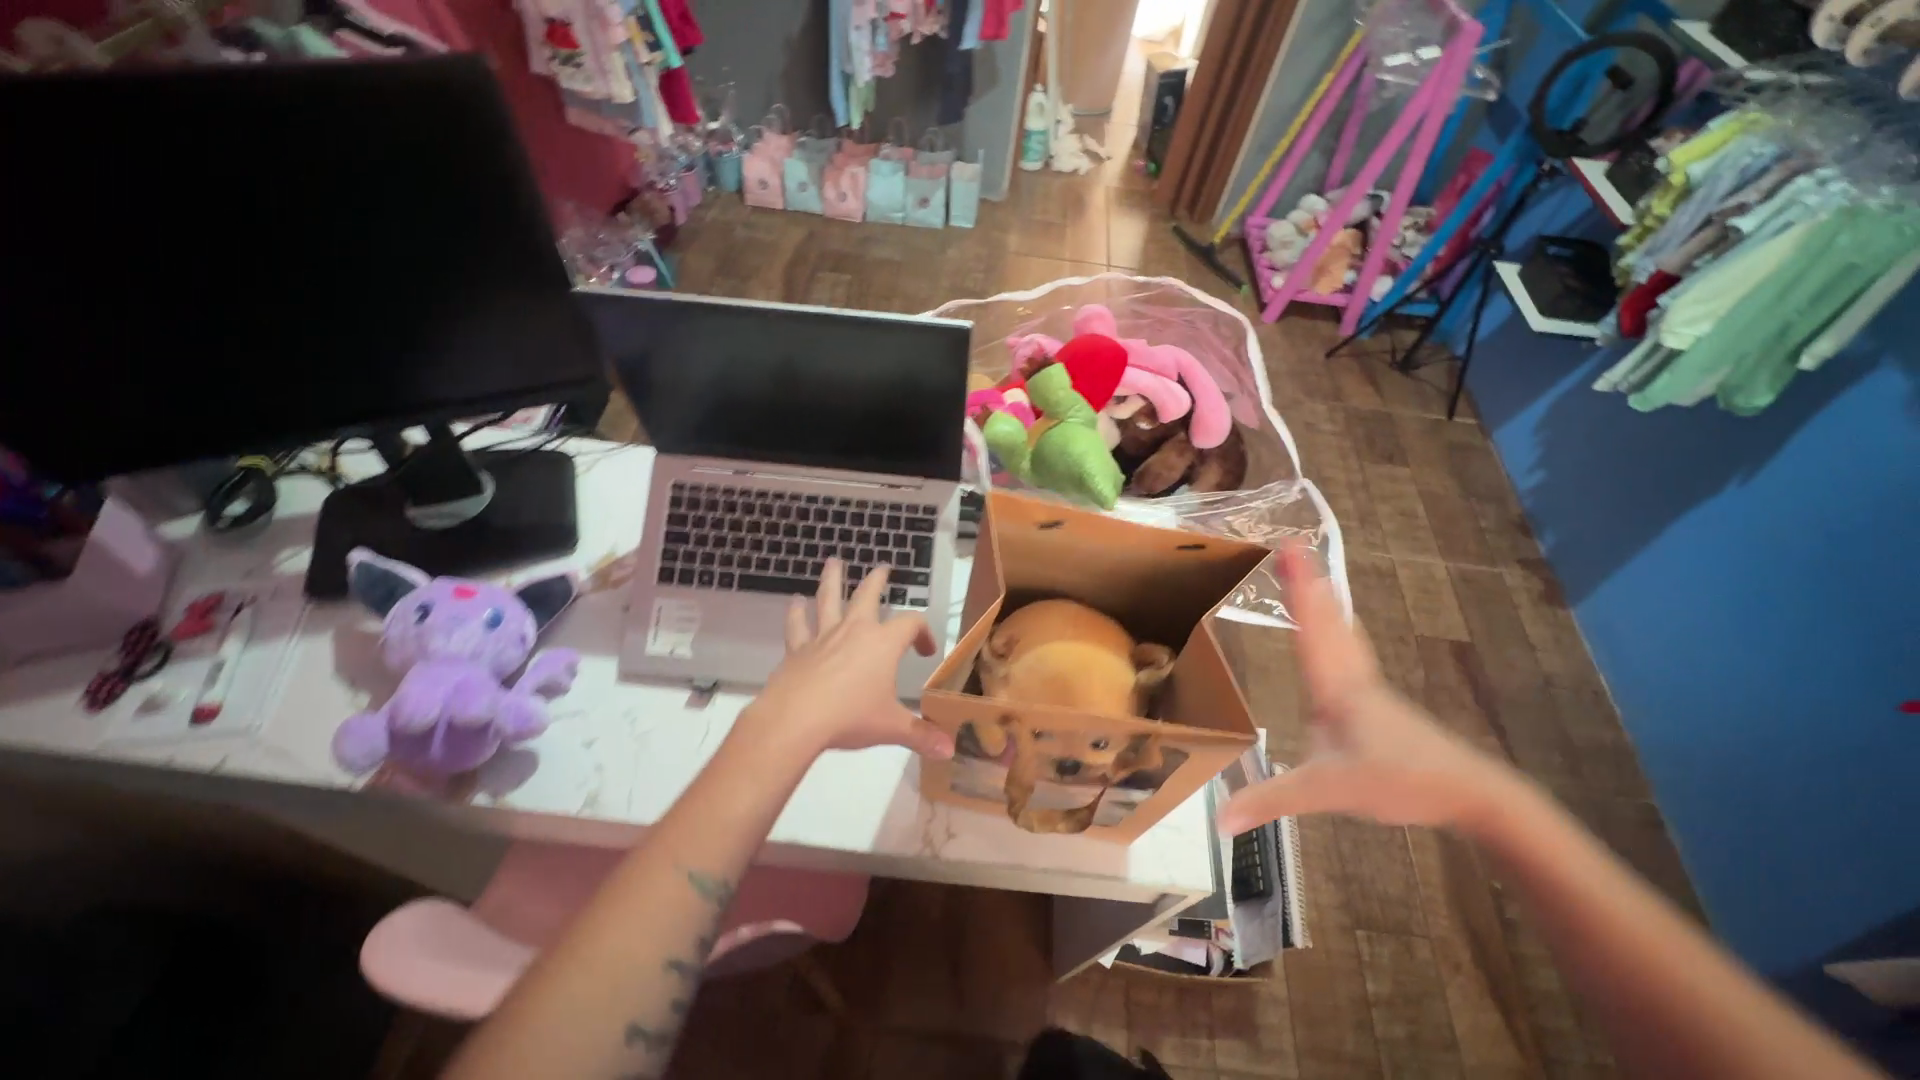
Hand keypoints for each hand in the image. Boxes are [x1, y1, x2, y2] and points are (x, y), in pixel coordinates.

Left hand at [738, 559, 954, 761]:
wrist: (795, 720)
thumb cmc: (850, 718)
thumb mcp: (891, 727)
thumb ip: (920, 735)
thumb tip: (949, 750)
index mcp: (883, 644)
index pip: (911, 624)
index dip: (924, 633)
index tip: (926, 651)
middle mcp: (854, 631)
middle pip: (868, 596)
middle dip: (877, 581)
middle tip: (883, 568)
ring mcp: (823, 637)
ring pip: (828, 599)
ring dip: (832, 580)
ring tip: (833, 562)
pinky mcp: (797, 650)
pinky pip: (797, 625)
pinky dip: (796, 613)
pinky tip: (794, 602)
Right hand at [1216, 544, 1523, 835]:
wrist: (1472, 794)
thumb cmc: (1401, 783)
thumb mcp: (1329, 792)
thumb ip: (1273, 800)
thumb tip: (1218, 818)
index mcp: (1337, 689)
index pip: (1312, 629)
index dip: (1299, 588)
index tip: (1290, 547)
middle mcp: (1354, 680)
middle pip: (1329, 621)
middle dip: (1310, 583)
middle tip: (1295, 547)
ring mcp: (1372, 692)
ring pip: (1345, 636)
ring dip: (1327, 604)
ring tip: (1315, 578)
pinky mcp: (1381, 708)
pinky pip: (1352, 655)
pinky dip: (1339, 632)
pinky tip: (1341, 642)